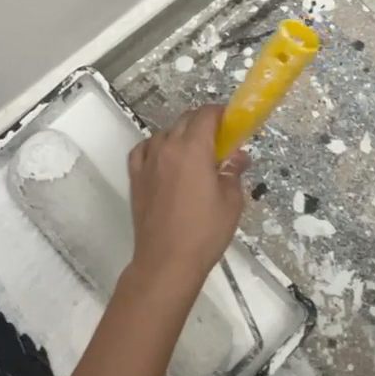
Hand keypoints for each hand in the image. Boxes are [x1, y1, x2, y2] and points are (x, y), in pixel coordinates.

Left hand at [125, 105, 248, 288]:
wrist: (167, 261)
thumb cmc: (204, 231)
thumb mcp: (231, 202)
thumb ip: (234, 172)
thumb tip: (238, 156)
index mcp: (193, 148)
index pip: (206, 115)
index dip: (220, 113)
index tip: (231, 122)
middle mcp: (168, 147)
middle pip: (185, 120)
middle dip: (203, 123)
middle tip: (219, 141)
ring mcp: (148, 160)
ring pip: (165, 133)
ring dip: (180, 136)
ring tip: (193, 155)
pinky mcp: (136, 176)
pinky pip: (143, 150)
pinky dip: (155, 148)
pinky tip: (164, 160)